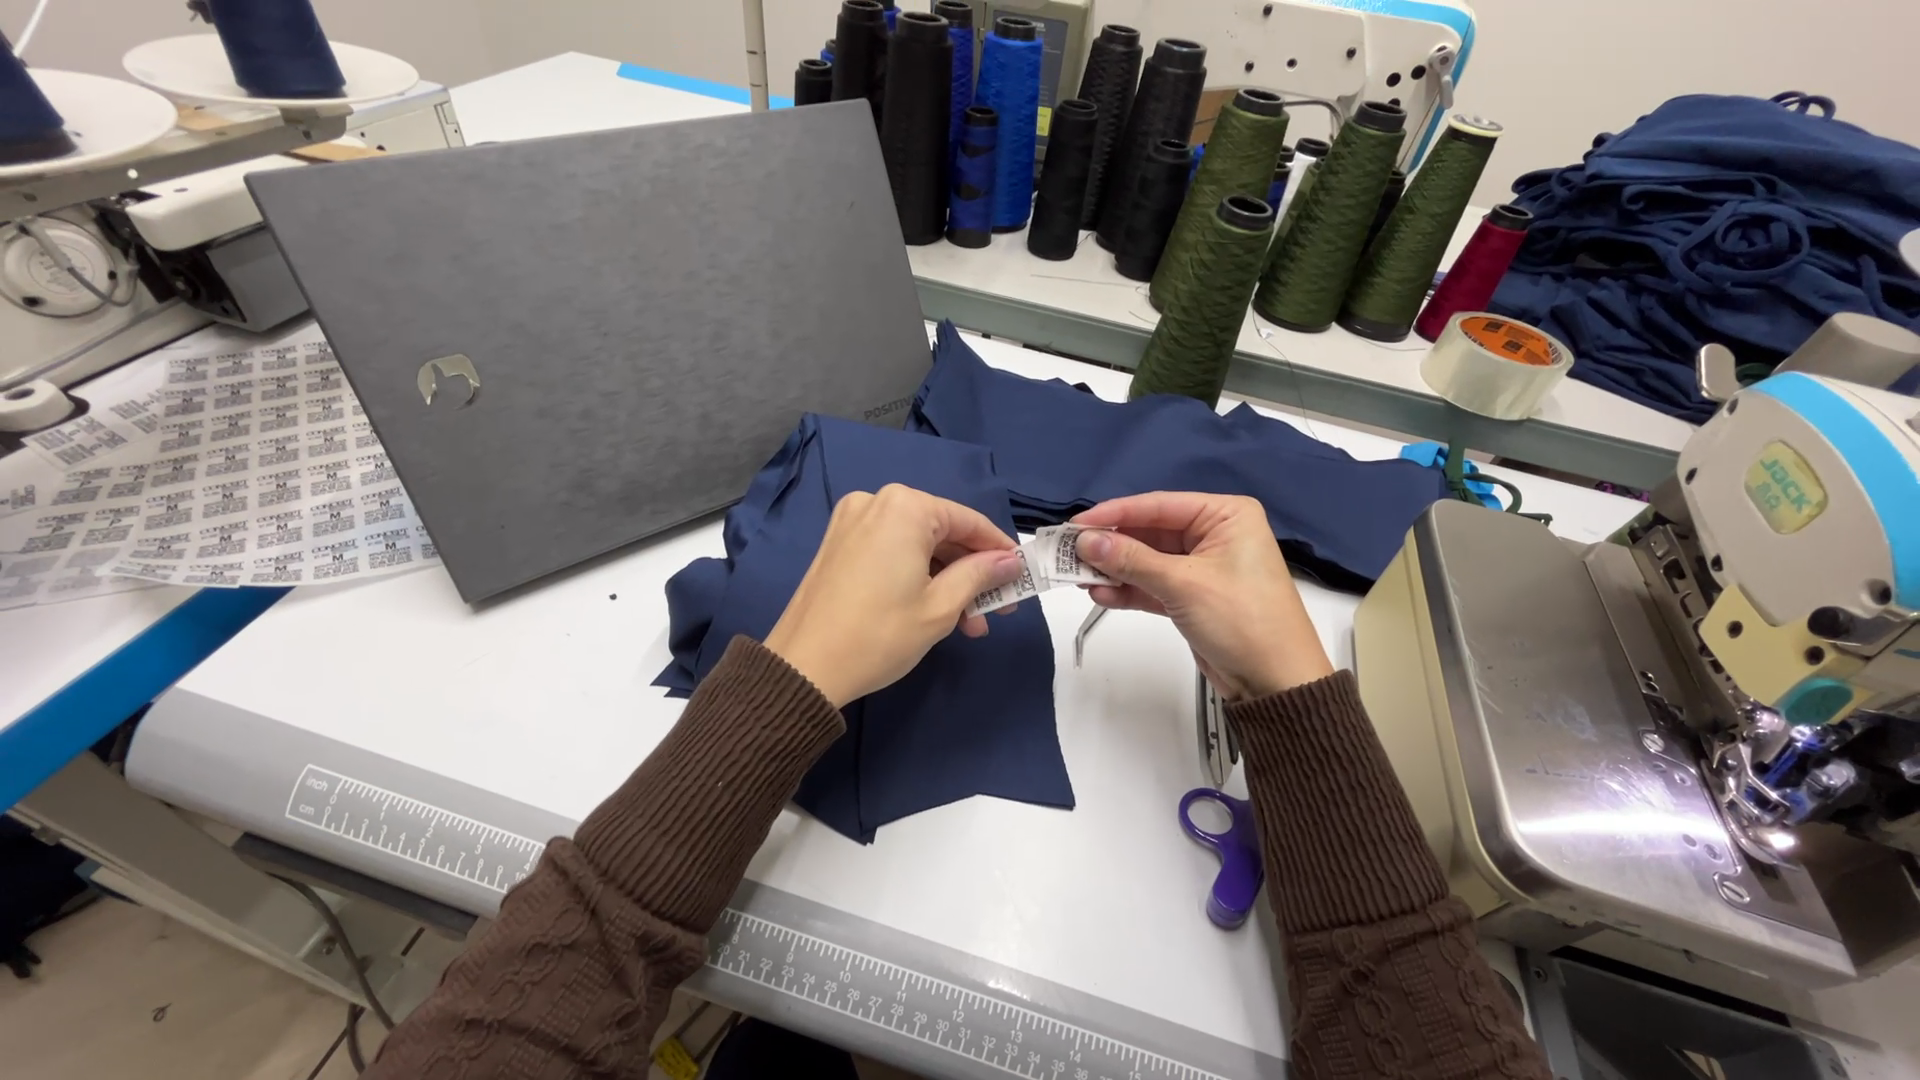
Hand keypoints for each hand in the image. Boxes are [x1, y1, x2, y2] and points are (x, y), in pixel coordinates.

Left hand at [764, 484, 1022, 707]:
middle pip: (942, 533)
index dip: (999, 550)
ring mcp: (852, 521)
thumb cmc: (879, 635)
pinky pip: (892, 551)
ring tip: (967, 625)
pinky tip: (933, 611)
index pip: (969, 522)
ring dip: (946, 581)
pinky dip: (916, 575)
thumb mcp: (941, 607)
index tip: (1021, 576)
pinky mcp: (838, 543)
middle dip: (971, 573)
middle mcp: (877, 501)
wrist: (804, 667)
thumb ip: (980, 575)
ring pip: (917, 545)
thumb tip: (1010, 561)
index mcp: (905, 507)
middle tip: (994, 611)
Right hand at [1071, 492, 1332, 699]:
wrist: (1276, 683)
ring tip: (1079, 578)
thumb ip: (1131, 560)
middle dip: (1111, 545)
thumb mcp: (1183, 584)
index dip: (1114, 514)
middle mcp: (1214, 534)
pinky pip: (1152, 585)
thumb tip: (1085, 542)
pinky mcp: (1192, 597)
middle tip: (1069, 553)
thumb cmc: (1242, 620)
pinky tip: (1101, 594)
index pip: (1158, 506)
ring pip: (1147, 560)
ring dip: (1115, 570)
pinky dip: (1128, 590)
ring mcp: (1202, 567)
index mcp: (1225, 515)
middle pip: (1149, 532)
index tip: (1075, 524)